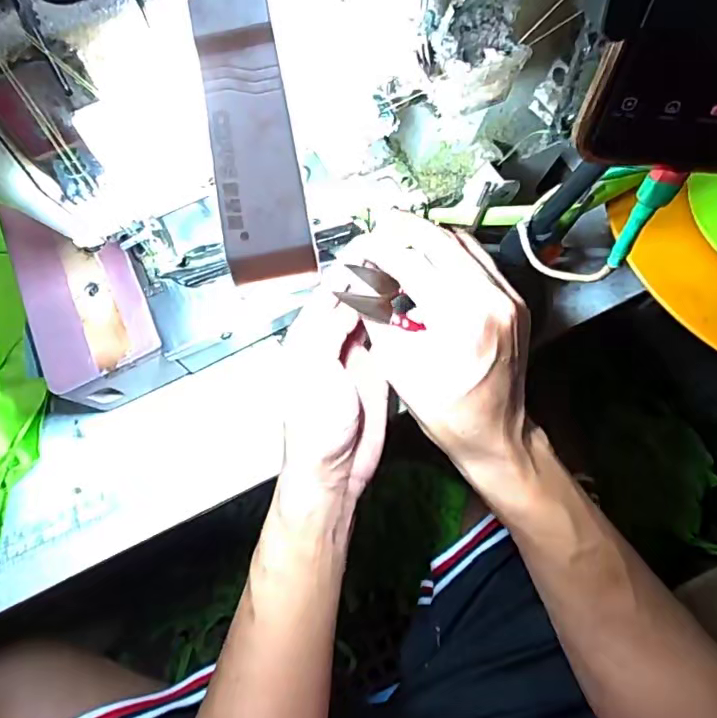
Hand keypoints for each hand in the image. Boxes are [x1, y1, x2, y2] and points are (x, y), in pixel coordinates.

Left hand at [277, 274, 389, 512]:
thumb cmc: (315, 429)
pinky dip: (396, 319)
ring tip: (404, 269)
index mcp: (307, 336)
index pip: (330, 290)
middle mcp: (330, 341)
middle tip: (395, 252)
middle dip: (372, 274)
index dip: (350, 268)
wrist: (335, 470)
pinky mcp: (375, 370)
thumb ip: (330, 327)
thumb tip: (347, 292)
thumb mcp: (316, 369)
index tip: (371, 248)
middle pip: (352, 297)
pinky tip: (408, 306)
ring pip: (371, 313)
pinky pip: (386, 336)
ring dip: (385, 293)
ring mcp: (354, 355)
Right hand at [348, 212, 530, 485]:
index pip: (409, 262)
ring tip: (400, 241)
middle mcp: (492, 300)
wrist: (496, 432)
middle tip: (378, 231)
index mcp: (462, 319)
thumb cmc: (448, 411)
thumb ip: (377, 314)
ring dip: (427, 237)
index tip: (359, 249)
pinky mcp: (514, 300)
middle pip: (438, 240)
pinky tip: (430, 259)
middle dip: (402, 230)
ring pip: (462, 243)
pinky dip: (451, 252)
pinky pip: (480, 259)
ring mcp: (509, 297)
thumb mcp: (397, 364)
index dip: (377, 250)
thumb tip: (359, 278)